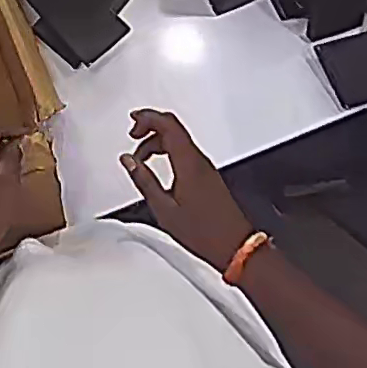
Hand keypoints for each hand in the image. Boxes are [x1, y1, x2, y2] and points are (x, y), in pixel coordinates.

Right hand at [120, 109, 253, 269]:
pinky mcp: (208, 176)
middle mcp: (199, 161)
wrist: (239, 250)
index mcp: (188, 163)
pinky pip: (184, 151)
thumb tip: (128, 160)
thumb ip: (143, 180)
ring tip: (141, 156)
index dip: (147, 116)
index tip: (133, 118)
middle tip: (133, 134)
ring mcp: (205, 168)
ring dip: (157, 140)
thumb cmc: (206, 233)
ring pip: (178, 139)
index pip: (168, 124)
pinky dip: (167, 149)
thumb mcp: (164, 208)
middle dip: (149, 125)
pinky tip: (158, 164)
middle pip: (173, 127)